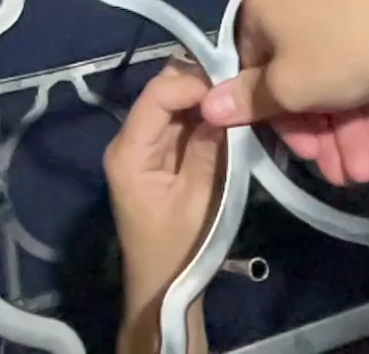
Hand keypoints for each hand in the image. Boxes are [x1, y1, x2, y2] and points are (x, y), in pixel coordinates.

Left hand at [104, 60, 224, 327]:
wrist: (163, 291)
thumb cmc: (178, 250)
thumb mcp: (200, 198)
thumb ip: (210, 147)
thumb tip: (225, 101)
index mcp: (129, 150)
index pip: (157, 95)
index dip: (192, 82)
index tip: (230, 81)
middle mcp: (130, 138)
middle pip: (163, 91)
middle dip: (200, 80)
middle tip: (239, 78)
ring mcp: (144, 143)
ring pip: (174, 100)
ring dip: (204, 92)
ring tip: (238, 88)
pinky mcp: (160, 150)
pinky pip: (181, 118)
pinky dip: (204, 110)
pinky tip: (228, 107)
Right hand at [200, 0, 368, 184]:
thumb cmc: (341, 52)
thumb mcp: (289, 86)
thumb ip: (249, 101)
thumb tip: (205, 105)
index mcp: (260, 8)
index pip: (247, 67)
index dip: (267, 115)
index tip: (294, 151)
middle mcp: (291, 5)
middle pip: (289, 79)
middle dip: (314, 133)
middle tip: (336, 172)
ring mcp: (331, 16)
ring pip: (324, 82)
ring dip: (340, 132)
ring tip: (363, 173)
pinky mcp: (365, 29)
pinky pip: (350, 73)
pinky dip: (359, 110)